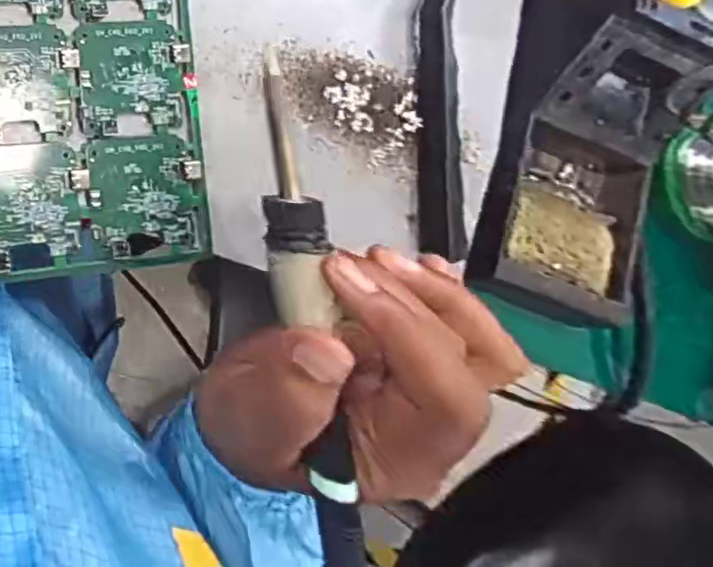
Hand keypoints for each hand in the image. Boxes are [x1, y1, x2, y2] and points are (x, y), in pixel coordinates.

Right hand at [195, 246, 526, 500]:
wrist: (237, 423)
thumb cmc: (246, 429)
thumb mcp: (252, 417)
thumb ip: (288, 390)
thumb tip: (327, 344)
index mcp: (403, 454)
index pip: (445, 397)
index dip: (404, 329)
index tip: (343, 278)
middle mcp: (432, 426)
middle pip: (473, 364)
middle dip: (413, 300)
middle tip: (347, 263)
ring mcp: (424, 391)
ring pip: (475, 343)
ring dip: (429, 291)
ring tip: (369, 258)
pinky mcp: (404, 361)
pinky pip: (451, 330)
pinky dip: (432, 292)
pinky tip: (410, 267)